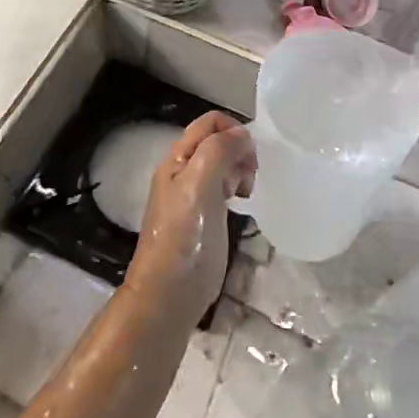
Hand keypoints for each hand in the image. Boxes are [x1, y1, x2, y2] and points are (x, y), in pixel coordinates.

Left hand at [125, 112, 255, 317]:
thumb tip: (242, 135)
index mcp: (178, 159)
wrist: (168, 294)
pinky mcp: (203, 215)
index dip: (233, 129)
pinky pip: (223, 186)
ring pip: (222, 163)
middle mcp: (184, 171)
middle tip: (249, 176)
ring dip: (239, 169)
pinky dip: (236, 187)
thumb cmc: (185, 237)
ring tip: (245, 191)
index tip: (249, 156)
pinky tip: (240, 203)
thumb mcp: (200, 185)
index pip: (209, 122)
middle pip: (217, 140)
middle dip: (239, 150)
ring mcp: (192, 194)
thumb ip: (219, 151)